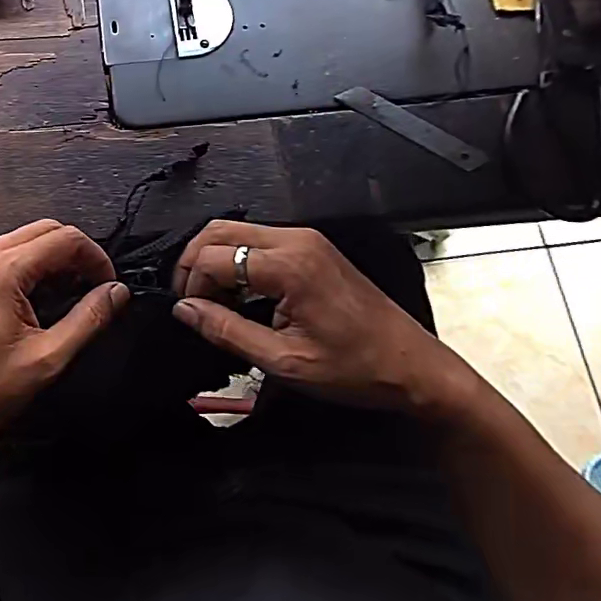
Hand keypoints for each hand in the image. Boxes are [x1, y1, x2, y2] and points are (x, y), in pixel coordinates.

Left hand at [0, 221, 128, 461]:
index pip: (65, 239)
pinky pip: (9, 253)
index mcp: (0, 270)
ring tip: (70, 298)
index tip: (109, 287)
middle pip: (47, 230)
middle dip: (77, 255)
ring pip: (28, 239)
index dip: (97, 258)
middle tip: (94, 290)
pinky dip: (33, 267)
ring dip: (55, 260)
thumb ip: (88, 320)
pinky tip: (42, 299)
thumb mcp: (46, 359)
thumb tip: (117, 292)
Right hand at [169, 221, 486, 418]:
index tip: (190, 313)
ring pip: (236, 233)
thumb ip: (226, 331)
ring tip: (212, 302)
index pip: (212, 257)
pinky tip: (238, 295)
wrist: (414, 368)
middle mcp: (297, 241)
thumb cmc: (358, 368)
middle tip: (190, 302)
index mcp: (290, 265)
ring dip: (213, 262)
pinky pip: (258, 242)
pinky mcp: (312, 249)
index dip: (191, 285)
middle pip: (219, 231)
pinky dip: (236, 262)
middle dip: (193, 263)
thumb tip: (185, 310)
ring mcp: (306, 241)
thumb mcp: (284, 360)